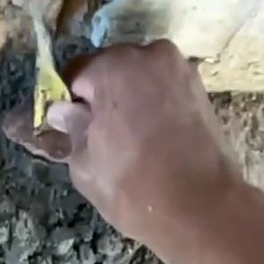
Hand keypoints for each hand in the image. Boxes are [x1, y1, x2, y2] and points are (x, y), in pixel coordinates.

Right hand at [6, 41, 244, 253]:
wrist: (199, 208)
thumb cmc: (134, 189)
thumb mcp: (85, 167)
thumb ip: (71, 131)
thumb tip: (63, 113)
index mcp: (113, 67)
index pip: (75, 75)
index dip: (67, 103)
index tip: (66, 130)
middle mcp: (149, 56)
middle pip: (111, 72)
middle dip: (101, 100)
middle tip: (98, 141)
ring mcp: (179, 70)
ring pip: (140, 82)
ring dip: (129, 105)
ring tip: (128, 146)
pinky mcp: (200, 92)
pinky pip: (163, 94)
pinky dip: (153, 111)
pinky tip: (151, 143)